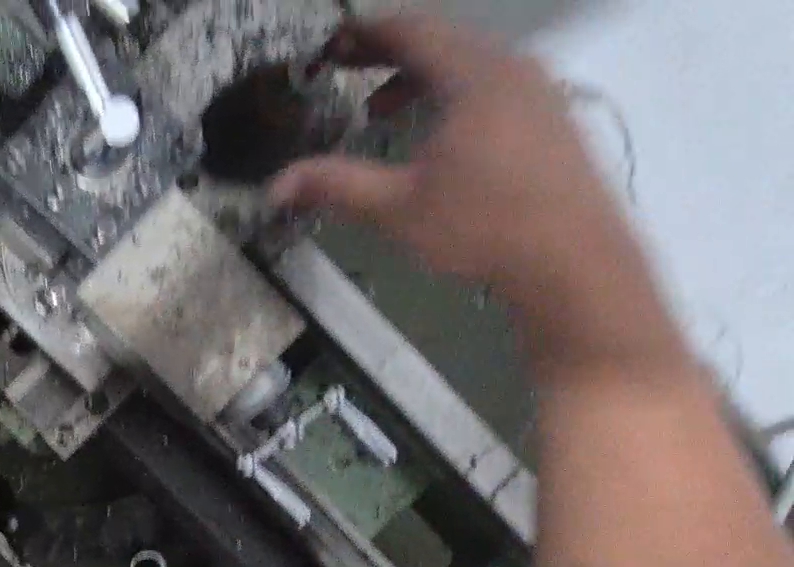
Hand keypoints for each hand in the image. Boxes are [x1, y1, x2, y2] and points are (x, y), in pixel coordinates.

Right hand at [271, 16, 641, 309]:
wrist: (570, 256)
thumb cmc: (479, 225)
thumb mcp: (394, 207)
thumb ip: (333, 186)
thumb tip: (274, 185)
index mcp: (474, 78)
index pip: (415, 33)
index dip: (368, 33)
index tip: (331, 42)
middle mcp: (511, 69)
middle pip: (443, 41)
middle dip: (388, 53)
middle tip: (343, 66)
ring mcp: (536, 90)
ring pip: (467, 64)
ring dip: (416, 77)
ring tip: (376, 110)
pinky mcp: (546, 117)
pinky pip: (489, 84)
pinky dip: (447, 93)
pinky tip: (427, 133)